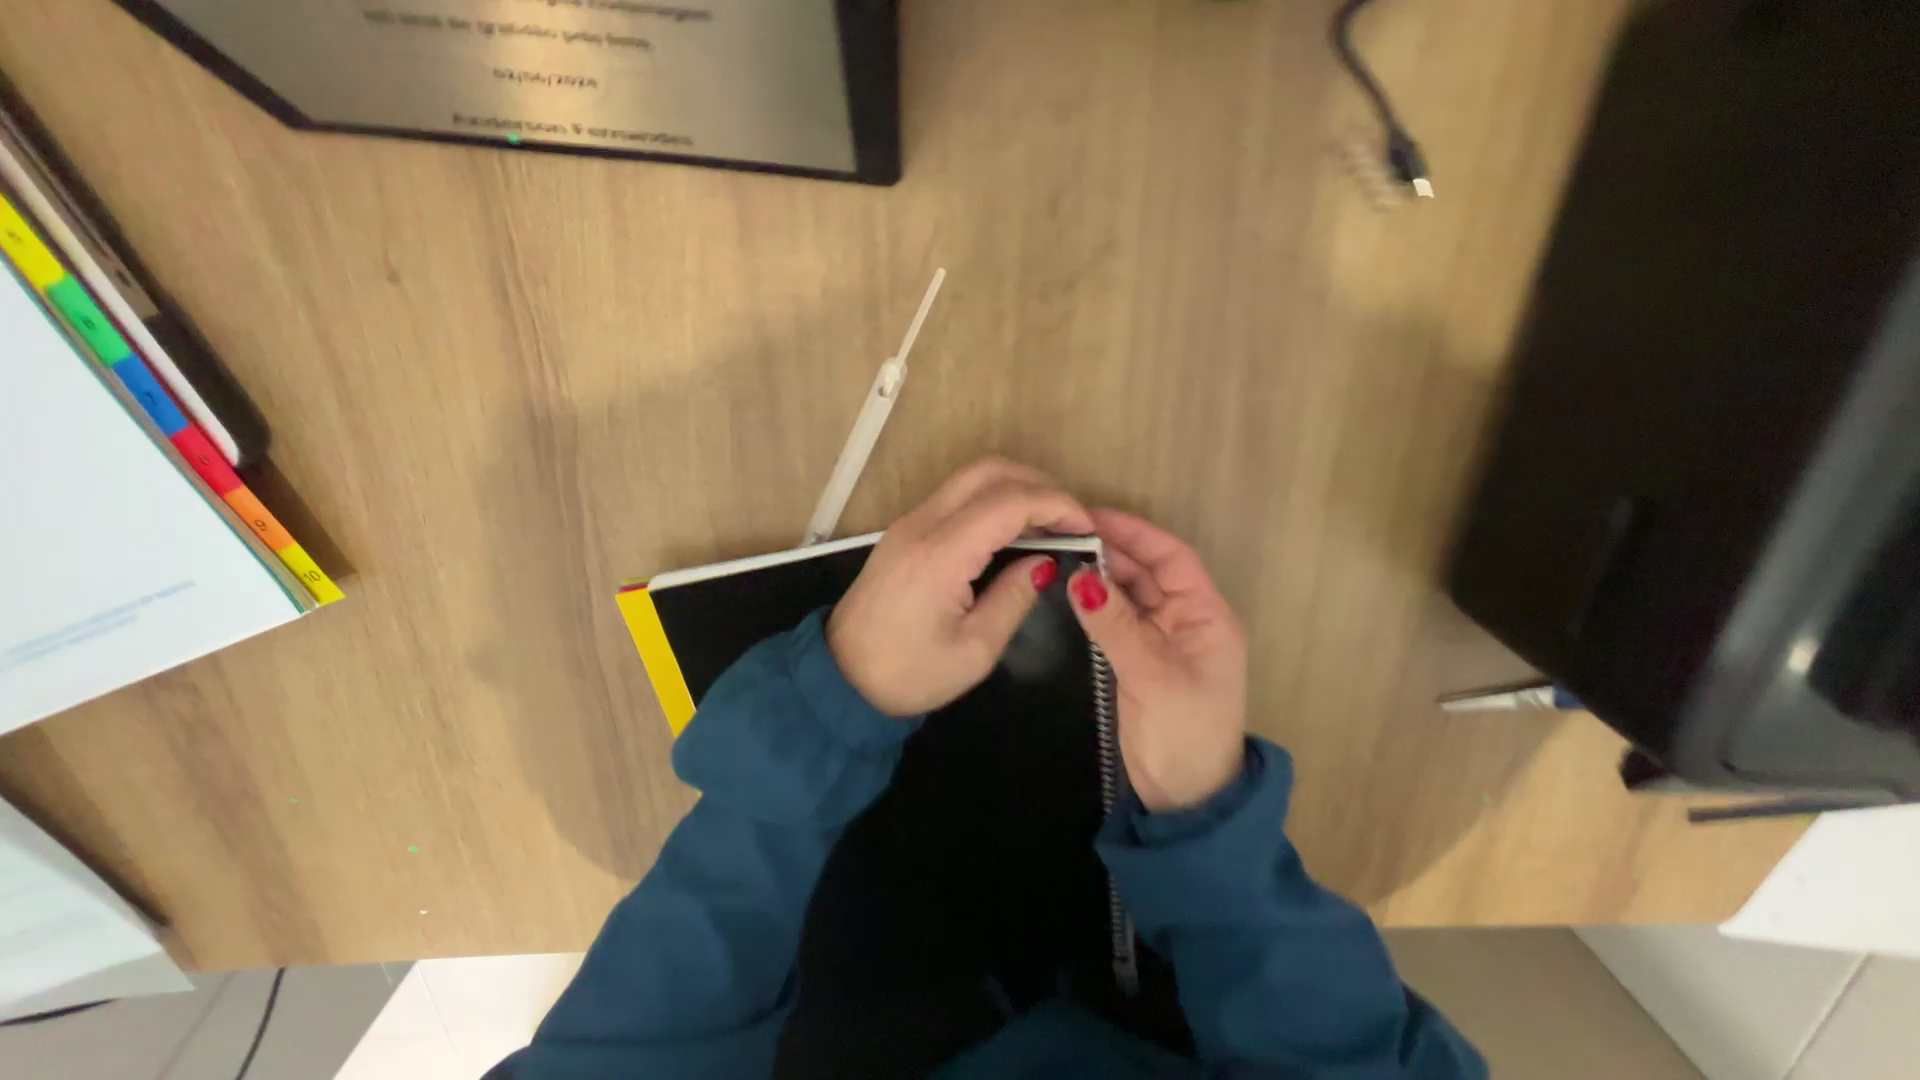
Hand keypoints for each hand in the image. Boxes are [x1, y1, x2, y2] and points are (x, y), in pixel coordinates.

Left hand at [829, 457, 1094, 715]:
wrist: (839, 679)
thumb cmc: (908, 674)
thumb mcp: (974, 650)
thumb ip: (1014, 598)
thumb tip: (1045, 563)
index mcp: (941, 553)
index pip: (1008, 501)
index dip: (1055, 505)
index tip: (1087, 528)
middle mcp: (922, 524)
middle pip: (988, 471)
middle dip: (1038, 485)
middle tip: (1071, 519)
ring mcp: (909, 524)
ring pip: (970, 478)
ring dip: (1015, 488)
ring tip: (1049, 524)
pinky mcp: (904, 533)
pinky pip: (955, 497)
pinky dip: (992, 500)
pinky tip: (1013, 531)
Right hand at [1067, 509, 1248, 811]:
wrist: (1186, 799)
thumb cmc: (1184, 733)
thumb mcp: (1151, 675)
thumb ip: (1115, 624)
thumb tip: (1079, 577)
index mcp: (1206, 617)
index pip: (1172, 559)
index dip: (1136, 535)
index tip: (1092, 517)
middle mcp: (1187, 622)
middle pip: (1149, 573)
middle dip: (1112, 552)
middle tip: (1064, 534)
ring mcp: (1163, 642)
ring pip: (1131, 595)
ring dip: (1102, 576)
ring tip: (1061, 555)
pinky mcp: (1141, 662)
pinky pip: (1119, 620)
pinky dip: (1098, 605)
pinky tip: (1072, 593)